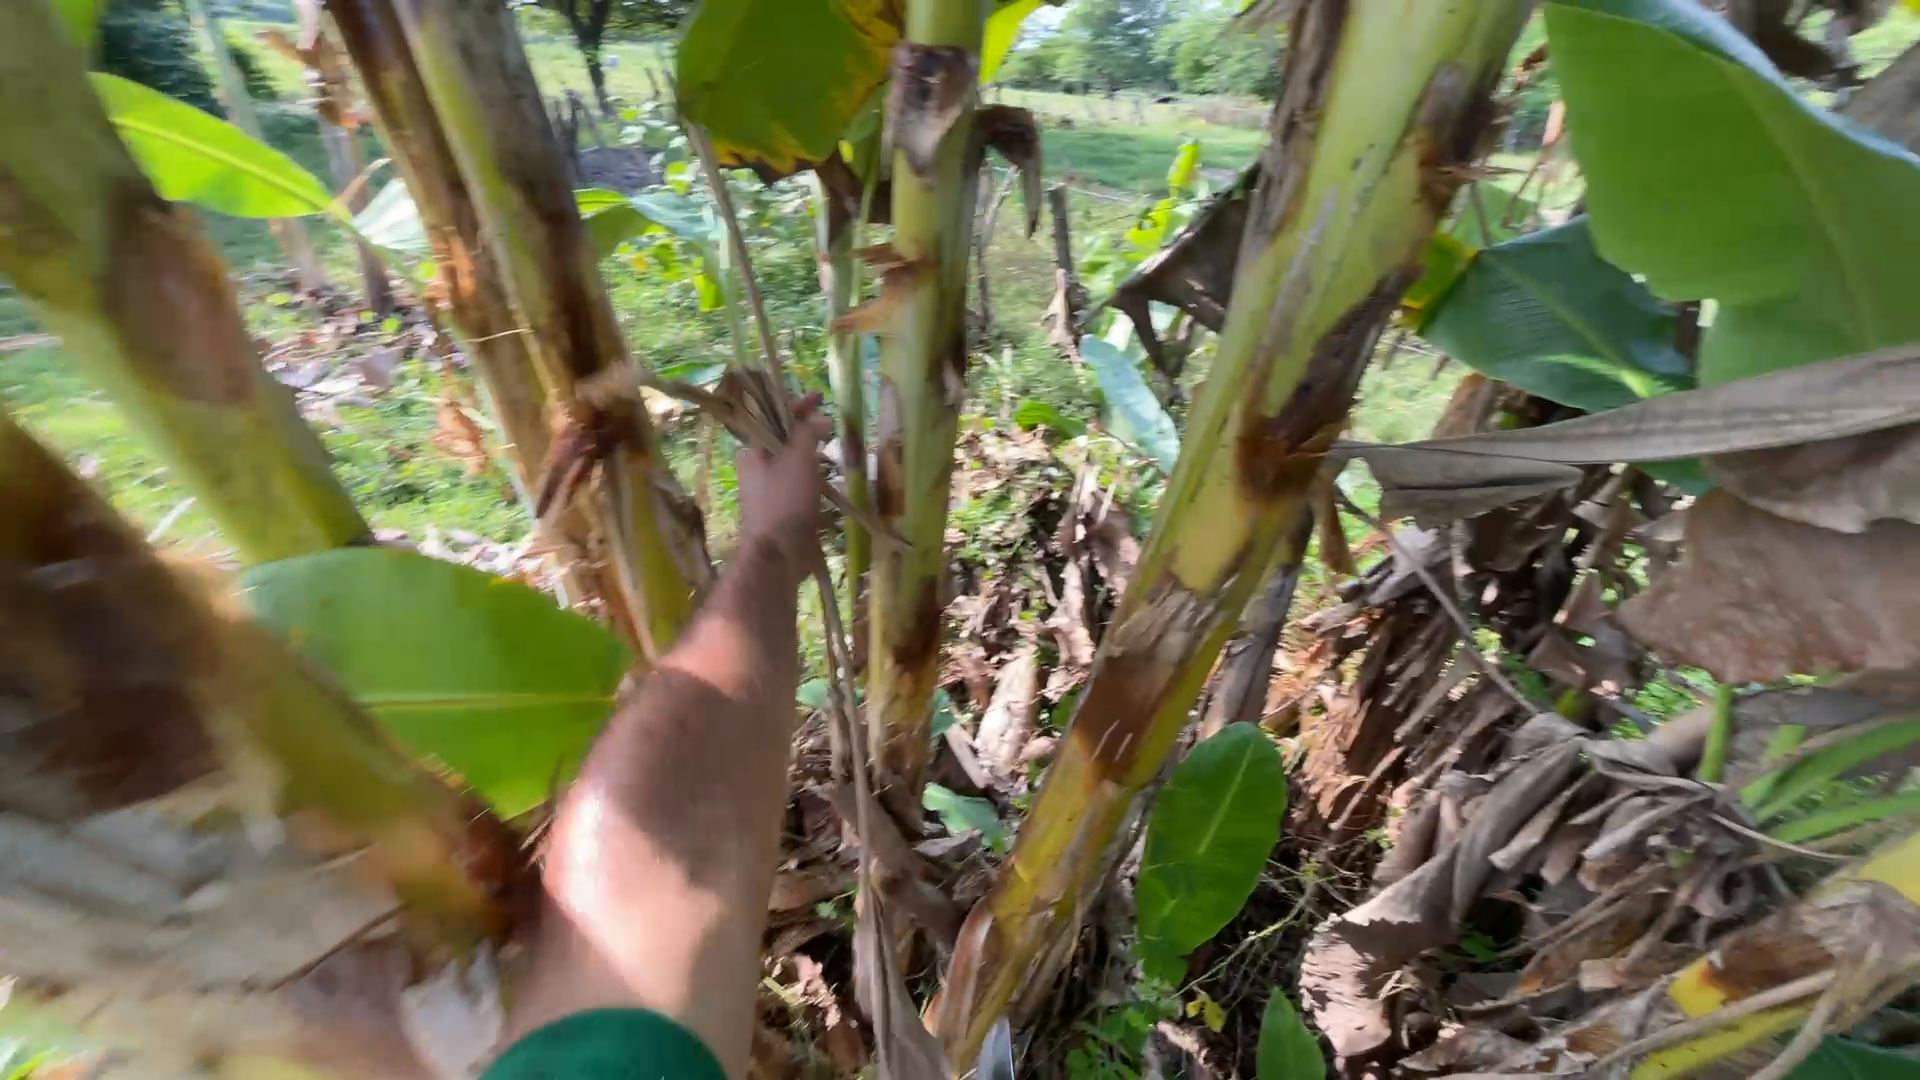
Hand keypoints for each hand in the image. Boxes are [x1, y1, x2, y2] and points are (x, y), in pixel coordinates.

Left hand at [736, 394, 829, 564]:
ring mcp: (769, 491)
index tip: (820, 397)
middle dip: (808, 432)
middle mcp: (758, 468)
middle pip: (785, 440)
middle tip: (832, 428)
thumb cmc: (785, 500)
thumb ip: (809, 433)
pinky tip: (831, 485)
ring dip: (814, 457)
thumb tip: (821, 419)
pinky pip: (800, 486)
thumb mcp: (798, 457)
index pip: (774, 417)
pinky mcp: (783, 511)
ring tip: (835, 456)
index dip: (799, 405)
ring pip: (794, 464)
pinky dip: (815, 480)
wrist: (778, 553)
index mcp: (754, 450)